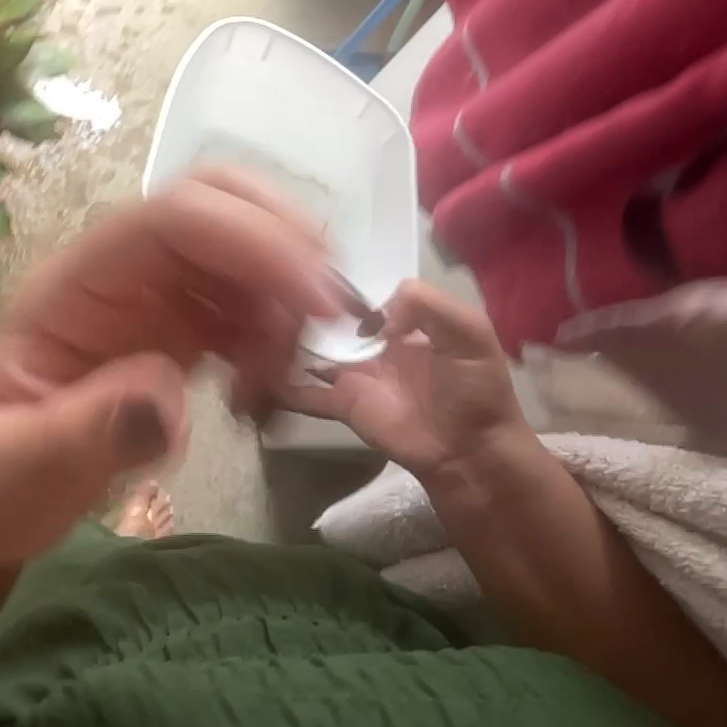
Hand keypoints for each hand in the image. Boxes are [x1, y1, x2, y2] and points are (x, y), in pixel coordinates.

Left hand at [0, 167, 346, 562]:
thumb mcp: (19, 470)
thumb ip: (84, 433)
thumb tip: (168, 397)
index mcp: (75, 283)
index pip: (170, 219)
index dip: (248, 238)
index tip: (314, 301)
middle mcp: (121, 273)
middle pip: (218, 205)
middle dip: (284, 243)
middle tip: (328, 320)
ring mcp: (155, 296)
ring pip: (245, 250)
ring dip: (287, 297)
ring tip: (276, 382)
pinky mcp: (183, 329)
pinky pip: (249, 303)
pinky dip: (278, 334)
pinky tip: (261, 391)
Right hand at [278, 280, 535, 482]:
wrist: (469, 451)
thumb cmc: (472, 388)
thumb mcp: (467, 331)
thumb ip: (425, 303)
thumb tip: (372, 314)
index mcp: (402, 321)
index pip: (362, 294)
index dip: (340, 286)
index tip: (311, 276)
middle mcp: (373, 343)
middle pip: (330, 319)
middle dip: (304, 308)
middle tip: (273, 296)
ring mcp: (354, 373)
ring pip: (312, 351)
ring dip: (288, 341)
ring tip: (253, 324)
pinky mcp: (342, 403)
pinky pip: (304, 393)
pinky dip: (281, 387)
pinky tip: (257, 373)